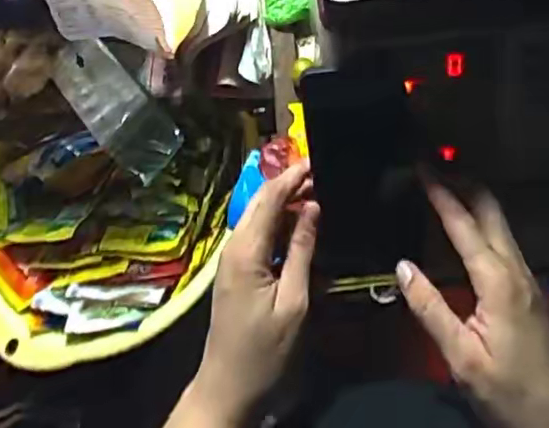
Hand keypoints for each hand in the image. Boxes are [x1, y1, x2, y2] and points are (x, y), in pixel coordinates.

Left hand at [174, 163, 319, 425]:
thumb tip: (312, 208)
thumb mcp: (293, 302)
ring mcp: (233, 256)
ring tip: (316, 193)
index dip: (292, 176)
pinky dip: (278, 223)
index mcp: (245, 248)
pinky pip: (258, 234)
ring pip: (259, 215)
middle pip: (262, 201)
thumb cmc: (263, 351)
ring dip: (285, 203)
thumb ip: (302, 250)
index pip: (269, 197)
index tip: (316, 161)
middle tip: (322, 175)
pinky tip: (298, 224)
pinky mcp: (236, 268)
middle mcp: (234, 244)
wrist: (226, 388)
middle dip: (290, 184)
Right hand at [398, 180, 548, 427]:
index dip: (440, 192)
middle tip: (432, 164)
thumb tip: (402, 265)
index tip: (420, 165)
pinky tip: (465, 222)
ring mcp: (525, 275)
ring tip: (444, 182)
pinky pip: (500, 235)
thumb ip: (432, 311)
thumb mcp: (465, 360)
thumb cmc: (514, 392)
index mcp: (497, 280)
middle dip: (462, 180)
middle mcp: (514, 267)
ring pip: (498, 219)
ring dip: (471, 195)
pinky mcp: (527, 286)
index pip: (463, 224)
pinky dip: (479, 215)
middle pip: (489, 208)